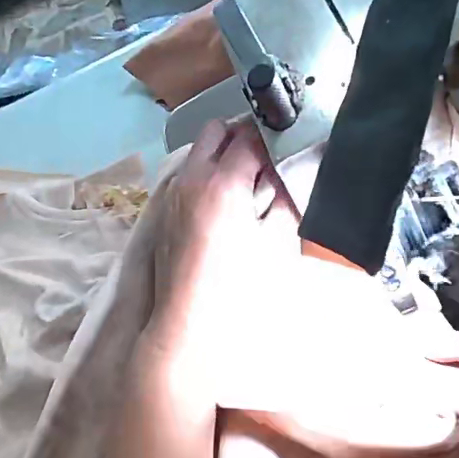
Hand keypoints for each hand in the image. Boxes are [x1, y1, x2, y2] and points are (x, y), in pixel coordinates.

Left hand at [137, 119, 458, 457]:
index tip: (290, 142)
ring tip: (248, 181)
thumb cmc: (238, 292)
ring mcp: (174, 195)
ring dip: (222, 154)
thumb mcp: (274, 245)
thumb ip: (285, 206)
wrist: (187, 326)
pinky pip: (188, 175)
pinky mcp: (166, 213)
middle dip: (242, 137)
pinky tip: (227, 204)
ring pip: (198, 152)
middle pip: (217, 131)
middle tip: (267, 159)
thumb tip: (292, 182)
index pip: (250, 137)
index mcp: (222, 183)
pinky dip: (207, 175)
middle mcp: (192, 180)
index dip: (273, 136)